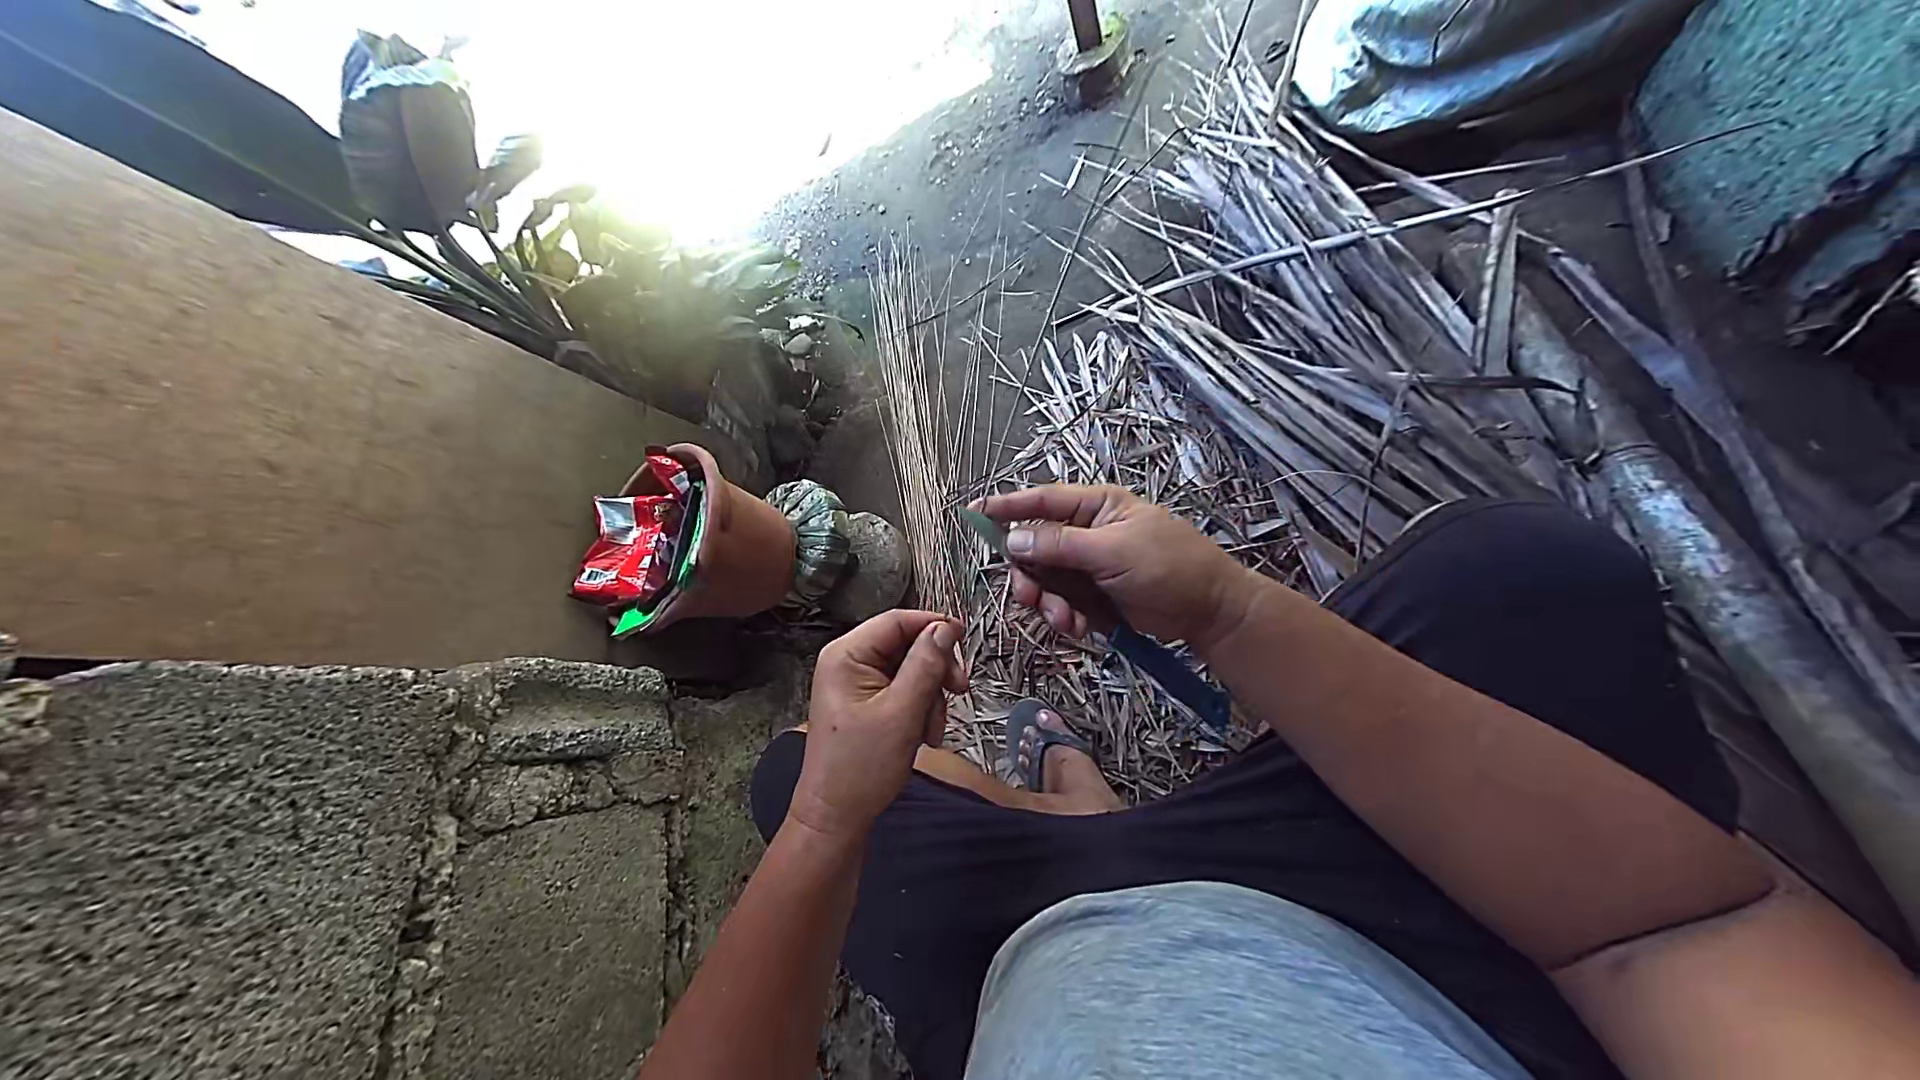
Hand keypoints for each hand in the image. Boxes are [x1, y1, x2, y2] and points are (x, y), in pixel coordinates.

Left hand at [787, 610, 966, 844]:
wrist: (836, 818)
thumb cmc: (862, 767)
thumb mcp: (901, 713)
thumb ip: (925, 665)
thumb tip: (945, 628)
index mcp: (846, 654)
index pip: (896, 620)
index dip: (933, 624)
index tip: (964, 639)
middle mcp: (849, 661)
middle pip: (906, 644)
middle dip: (935, 669)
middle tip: (959, 690)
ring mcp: (858, 683)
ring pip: (911, 669)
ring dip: (931, 696)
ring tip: (932, 730)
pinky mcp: (867, 702)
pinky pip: (904, 690)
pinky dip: (921, 709)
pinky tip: (924, 735)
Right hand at [978, 485, 1256, 648]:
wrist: (1209, 612)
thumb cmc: (1170, 566)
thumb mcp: (1113, 551)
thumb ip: (1060, 545)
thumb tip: (1013, 540)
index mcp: (1095, 507)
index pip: (1042, 502)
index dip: (1008, 507)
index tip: (975, 513)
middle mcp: (1087, 533)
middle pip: (1036, 550)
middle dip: (1031, 578)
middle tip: (1031, 598)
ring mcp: (1089, 567)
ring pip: (1047, 582)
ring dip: (1050, 604)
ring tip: (1069, 620)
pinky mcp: (1094, 596)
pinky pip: (1064, 603)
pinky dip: (1067, 618)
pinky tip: (1085, 628)